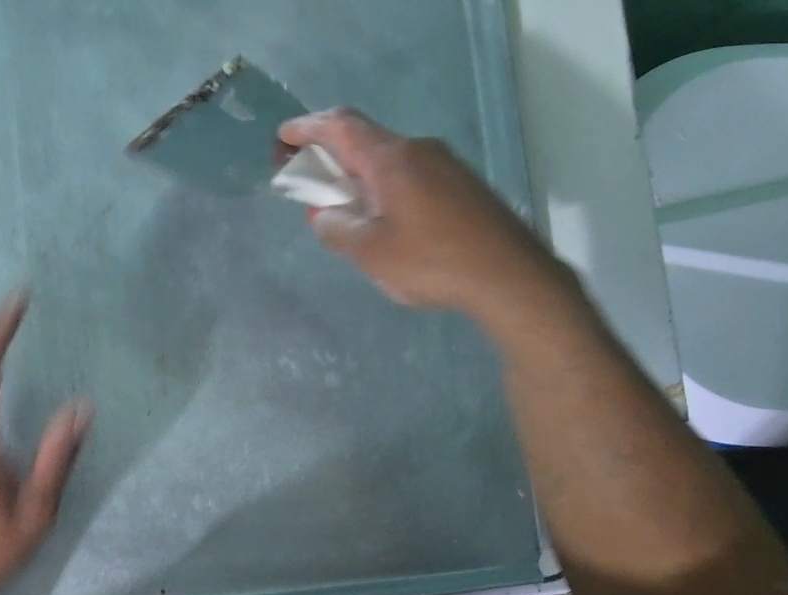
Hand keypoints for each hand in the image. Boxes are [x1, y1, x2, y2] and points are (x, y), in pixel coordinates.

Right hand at [279, 108, 570, 318]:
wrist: (506, 275)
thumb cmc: (430, 262)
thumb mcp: (368, 252)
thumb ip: (335, 229)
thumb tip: (322, 215)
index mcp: (390, 159)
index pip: (340, 126)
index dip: (306, 129)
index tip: (281, 140)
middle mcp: (418, 150)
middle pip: (364, 141)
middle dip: (328, 158)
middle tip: (305, 184)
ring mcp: (444, 166)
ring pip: (387, 162)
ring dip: (356, 178)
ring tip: (339, 212)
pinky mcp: (460, 186)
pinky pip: (408, 177)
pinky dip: (382, 189)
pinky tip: (379, 221)